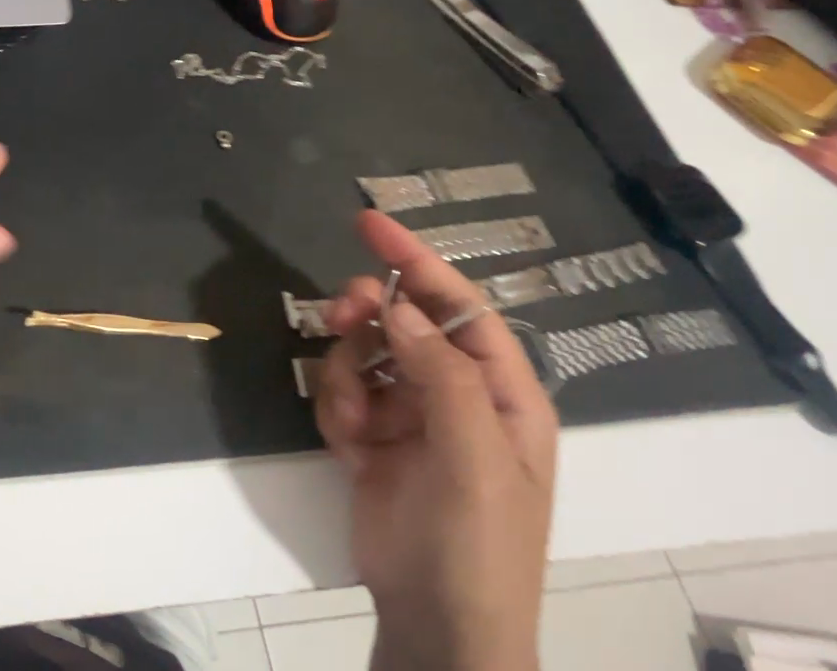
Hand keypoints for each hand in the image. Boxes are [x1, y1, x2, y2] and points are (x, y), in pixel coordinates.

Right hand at [314, 211, 558, 670]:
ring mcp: (410, 416)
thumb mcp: (472, 454)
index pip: (459, 307)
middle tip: (339, 318)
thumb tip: (395, 306)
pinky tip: (346, 445)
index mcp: (501, 391)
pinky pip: (341, 394)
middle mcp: (455, 394)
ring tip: (352, 422)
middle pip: (400, 323)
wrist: (435, 614)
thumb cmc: (477, 537)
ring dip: (345, 377)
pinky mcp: (370, 438)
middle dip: (366, 317)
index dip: (417, 262)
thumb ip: (438, 373)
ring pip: (361, 356)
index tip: (368, 223)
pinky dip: (336, 410)